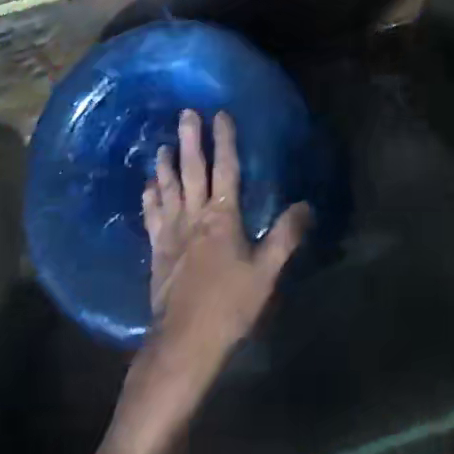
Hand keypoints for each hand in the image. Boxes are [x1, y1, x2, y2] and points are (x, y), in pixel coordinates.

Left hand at [82, 110, 309, 453]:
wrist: (184, 340)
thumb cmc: (230, 305)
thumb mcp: (266, 272)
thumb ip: (286, 236)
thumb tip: (307, 205)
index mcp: (222, 217)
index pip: (225, 169)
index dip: (224, 140)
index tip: (221, 114)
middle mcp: (194, 216)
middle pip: (192, 170)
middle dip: (191, 140)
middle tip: (185, 113)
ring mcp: (171, 232)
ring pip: (167, 189)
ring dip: (166, 164)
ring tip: (162, 144)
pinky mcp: (157, 250)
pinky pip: (151, 216)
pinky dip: (149, 197)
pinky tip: (147, 186)